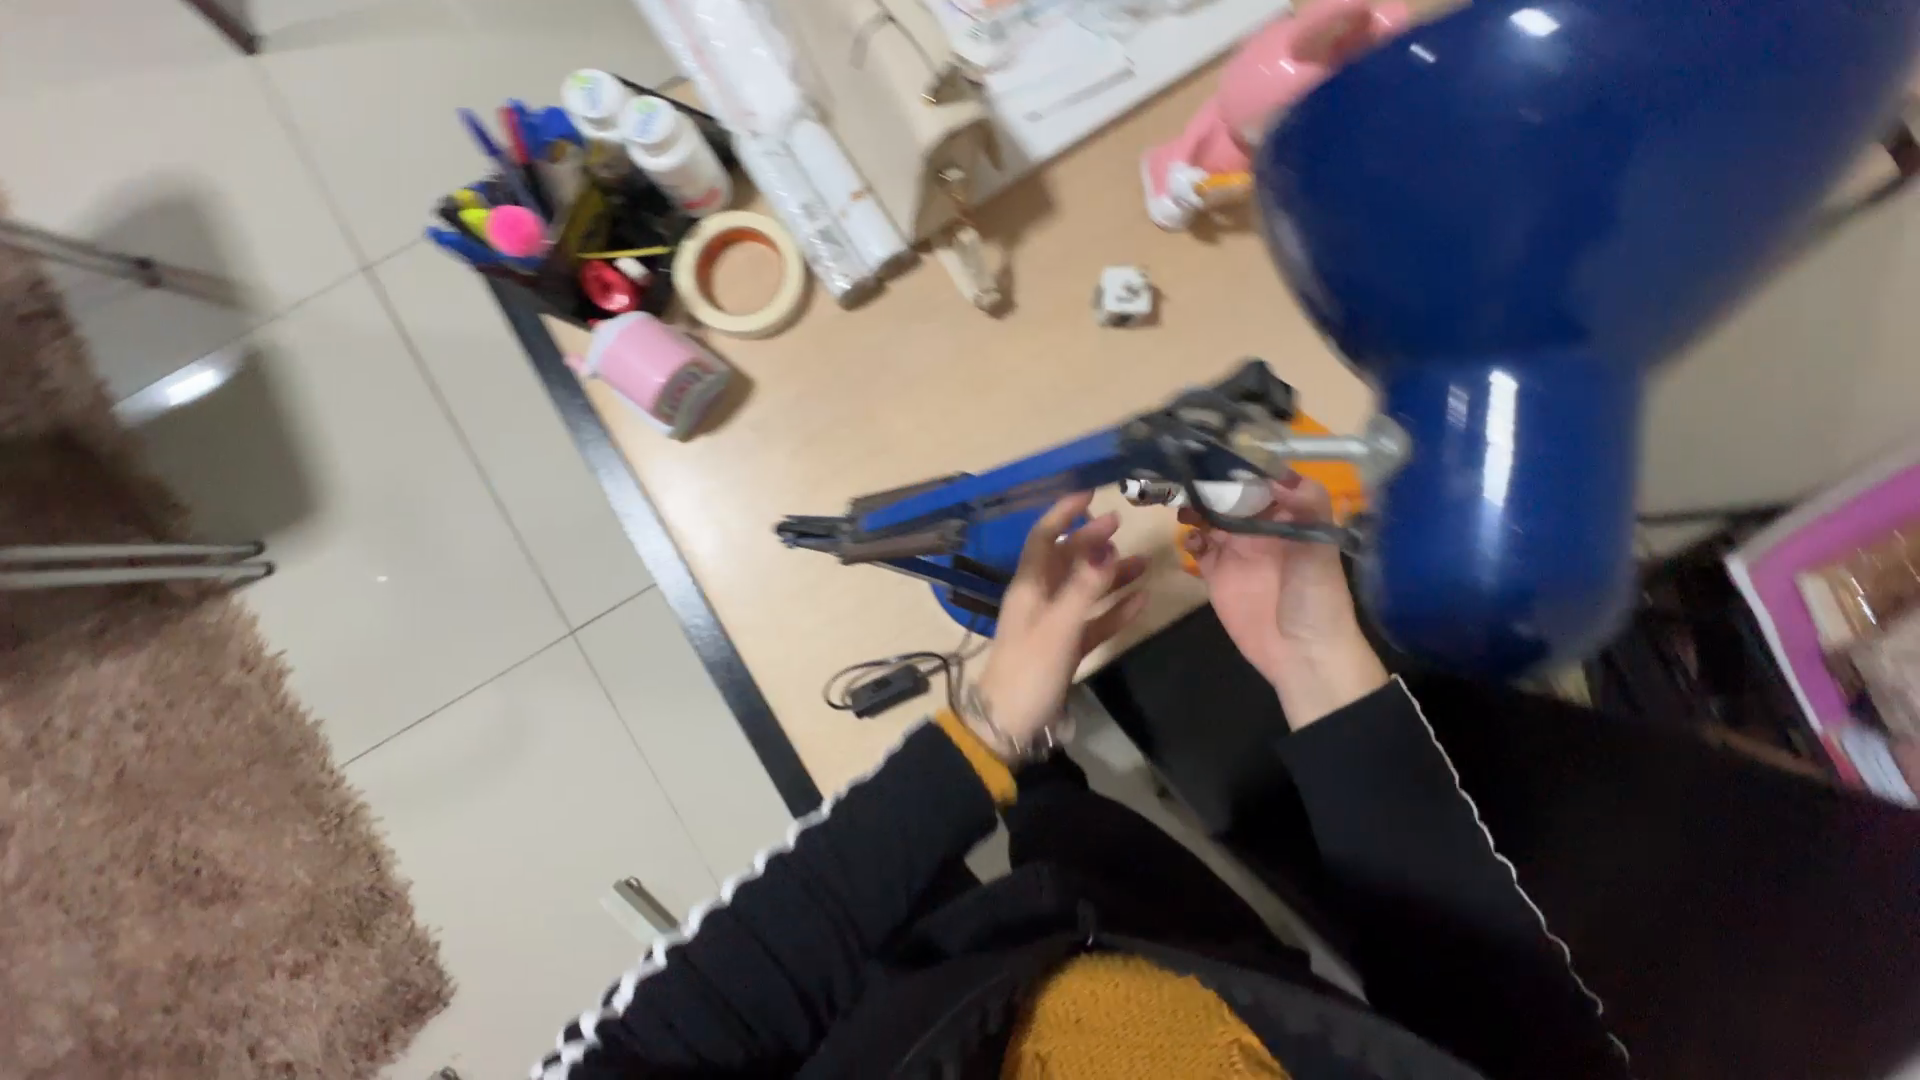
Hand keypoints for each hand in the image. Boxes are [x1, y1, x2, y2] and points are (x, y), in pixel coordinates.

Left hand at [970, 493, 1148, 755]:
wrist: (1010, 723)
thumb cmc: (1030, 669)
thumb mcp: (1059, 625)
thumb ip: (1084, 586)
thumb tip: (1107, 545)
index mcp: (1029, 587)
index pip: (1044, 538)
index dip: (1063, 514)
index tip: (1088, 494)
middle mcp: (1040, 599)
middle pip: (1066, 560)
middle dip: (1092, 541)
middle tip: (1122, 524)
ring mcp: (1054, 624)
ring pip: (1084, 590)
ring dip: (1110, 575)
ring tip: (1143, 562)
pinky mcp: (1066, 649)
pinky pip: (1094, 621)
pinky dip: (1115, 610)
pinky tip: (1141, 600)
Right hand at [1180, 474, 1386, 727]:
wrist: (1303, 656)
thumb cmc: (1317, 600)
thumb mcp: (1320, 549)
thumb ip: (1306, 506)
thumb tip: (1278, 472)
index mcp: (1289, 516)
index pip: (1263, 480)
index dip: (1242, 466)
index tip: (1219, 453)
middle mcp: (1261, 528)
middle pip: (1230, 495)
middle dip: (1210, 483)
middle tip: (1187, 473)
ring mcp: (1237, 550)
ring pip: (1210, 517)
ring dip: (1196, 507)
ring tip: (1182, 504)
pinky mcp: (1216, 574)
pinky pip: (1198, 548)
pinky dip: (1190, 539)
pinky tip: (1190, 541)